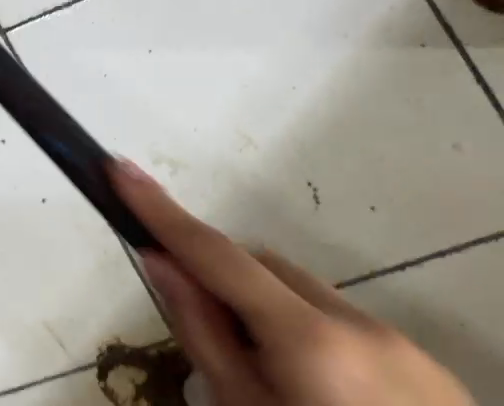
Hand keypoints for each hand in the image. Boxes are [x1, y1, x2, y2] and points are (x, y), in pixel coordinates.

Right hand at [113, 160, 472, 405]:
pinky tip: (319, 387)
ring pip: (307, 295)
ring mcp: (405, 346)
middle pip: (264, 266)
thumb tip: (159, 260)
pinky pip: (350, 327)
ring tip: (266, 367)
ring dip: (271, 308)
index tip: (118, 168)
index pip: (214, 253)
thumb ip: (201, 332)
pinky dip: (316, 336)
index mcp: (307, 337)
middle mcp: (360, 325)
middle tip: (201, 320)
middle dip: (223, 276)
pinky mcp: (433, 369)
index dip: (160, 210)